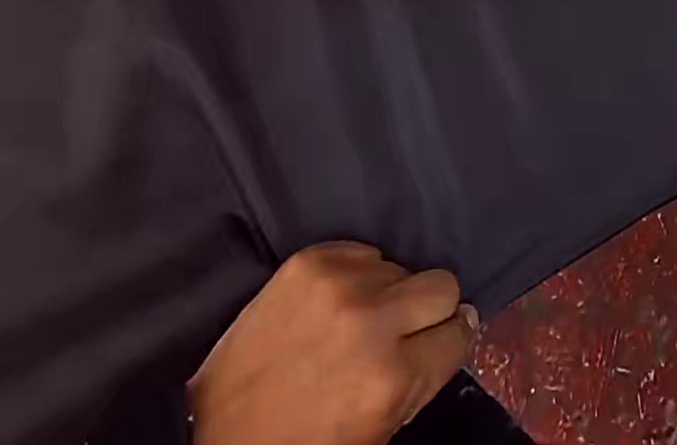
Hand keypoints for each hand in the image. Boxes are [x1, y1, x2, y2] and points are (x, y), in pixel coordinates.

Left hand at [188, 242, 478, 444]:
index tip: (442, 337)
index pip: (460, 331)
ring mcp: (338, 285)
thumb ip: (423, 378)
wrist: (215, 432)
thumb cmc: (306, 443)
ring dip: (388, 292)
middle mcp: (372, 322)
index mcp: (391, 379)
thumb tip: (461, 322)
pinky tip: (334, 303)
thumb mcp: (378, 432)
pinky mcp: (311, 260)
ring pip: (401, 267)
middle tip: (406, 327)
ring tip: (357, 320)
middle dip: (432, 308)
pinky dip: (358, 274)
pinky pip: (365, 252)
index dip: (452, 336)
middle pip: (443, 285)